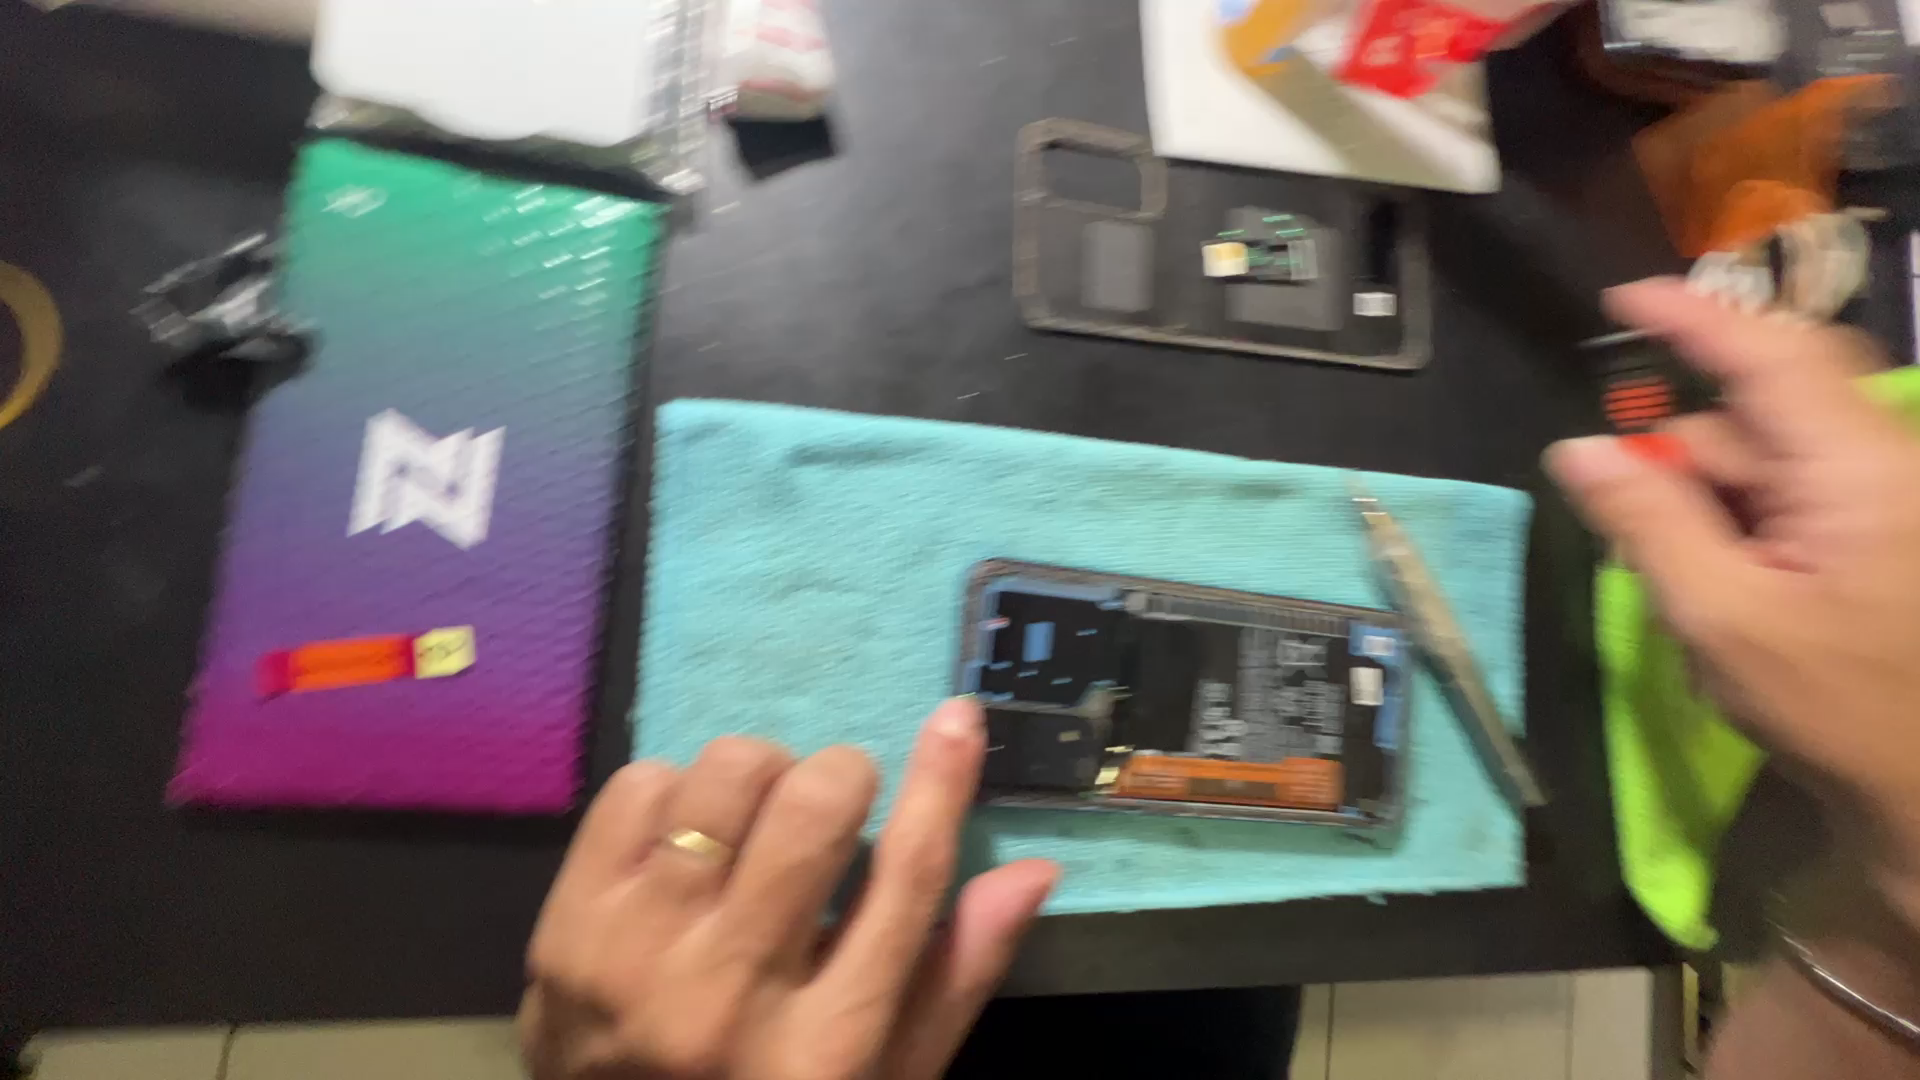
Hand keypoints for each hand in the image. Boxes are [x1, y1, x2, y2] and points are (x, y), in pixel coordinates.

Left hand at [518, 698, 1057, 1079]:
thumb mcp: (884, 1074)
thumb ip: (958, 972)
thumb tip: (1035, 869)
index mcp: (827, 1048)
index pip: (906, 882)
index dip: (941, 783)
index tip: (958, 715)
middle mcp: (728, 999)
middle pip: (812, 807)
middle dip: (841, 776)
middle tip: (831, 806)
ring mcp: (634, 960)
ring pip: (726, 774)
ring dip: (760, 776)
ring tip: (754, 828)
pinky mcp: (563, 927)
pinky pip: (643, 782)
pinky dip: (679, 792)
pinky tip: (684, 847)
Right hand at [1545, 279, 1919, 905]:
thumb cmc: (1841, 704)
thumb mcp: (1717, 614)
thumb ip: (1645, 520)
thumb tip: (1577, 448)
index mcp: (1860, 476)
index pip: (1775, 361)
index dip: (1698, 319)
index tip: (1625, 298)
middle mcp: (1880, 469)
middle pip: (1749, 422)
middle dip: (1679, 463)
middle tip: (1644, 540)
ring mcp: (1878, 502)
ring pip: (1755, 464)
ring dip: (1699, 506)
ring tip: (1698, 589)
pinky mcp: (1872, 532)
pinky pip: (1776, 500)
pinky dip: (1727, 527)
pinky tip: (1727, 586)